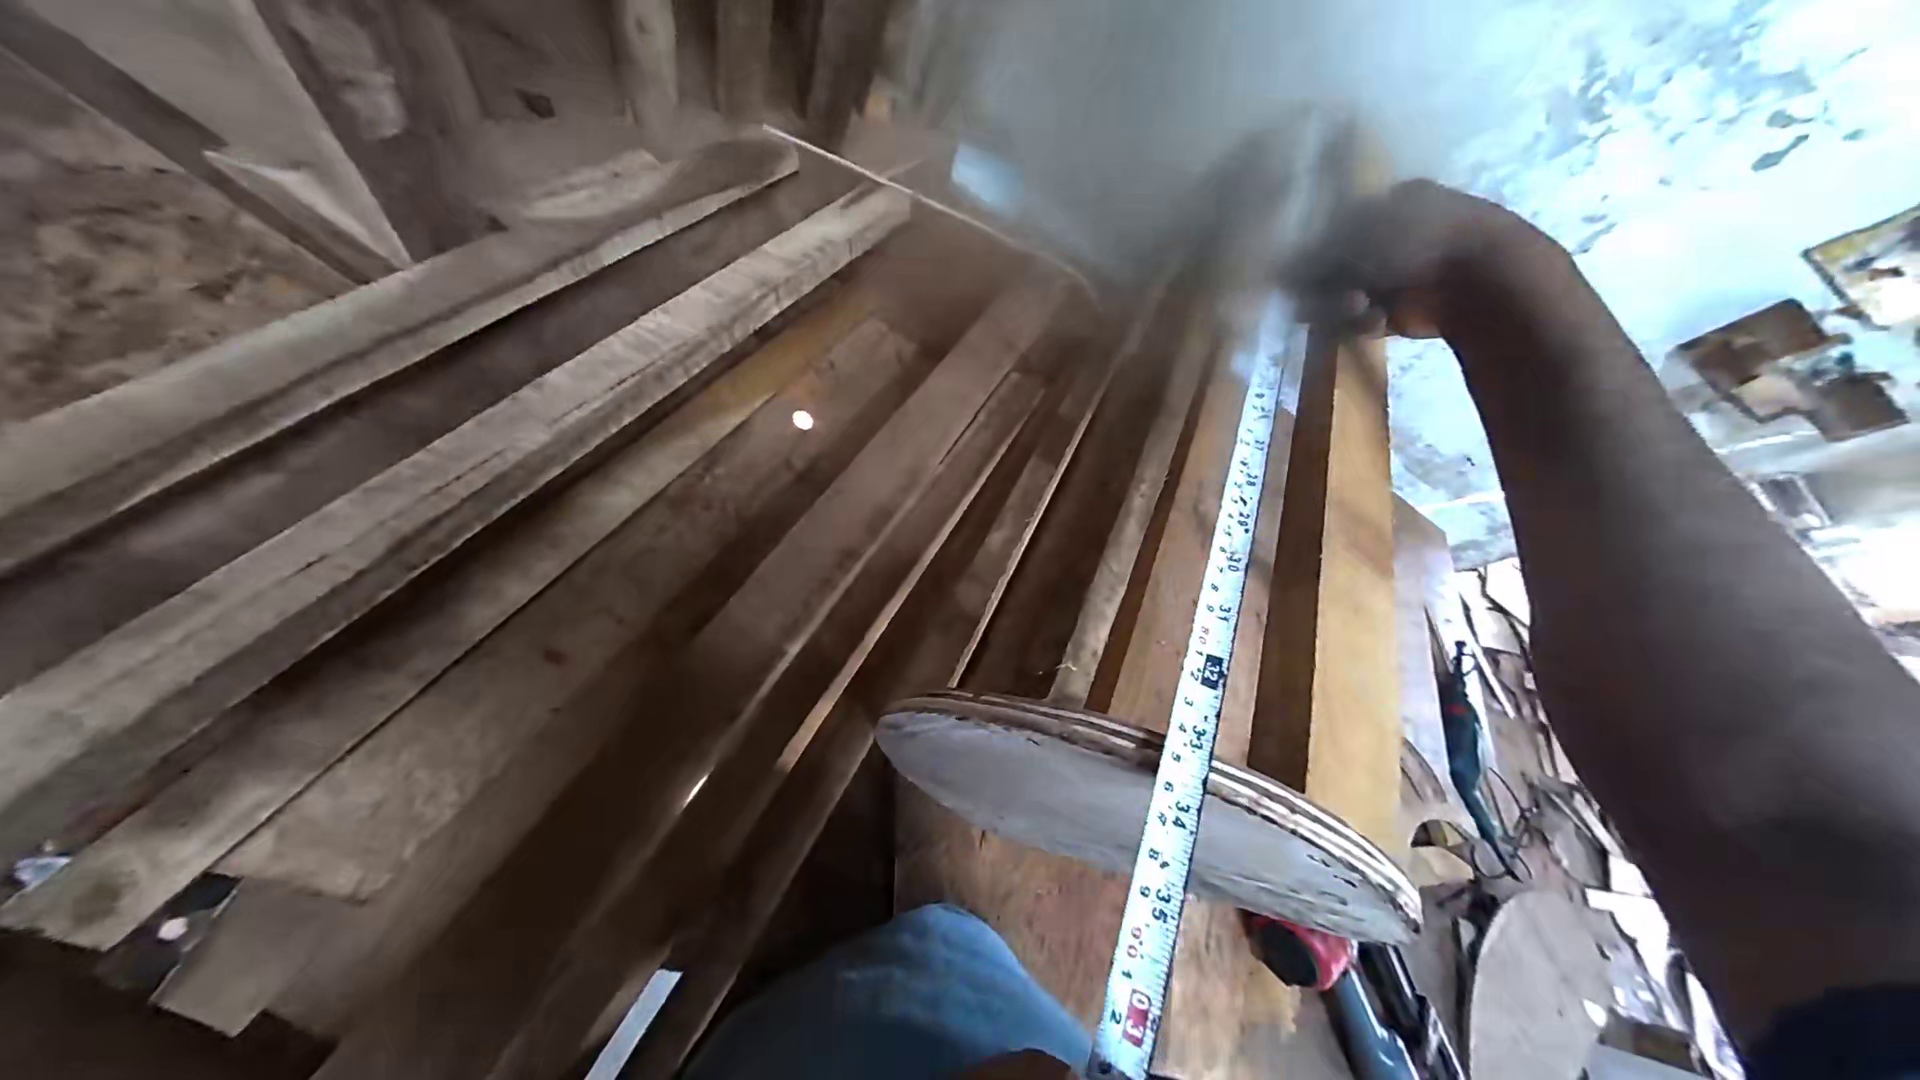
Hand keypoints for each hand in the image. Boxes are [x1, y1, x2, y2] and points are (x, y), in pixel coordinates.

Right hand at [1286, 180, 1559, 339]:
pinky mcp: (1408, 308)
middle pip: (1339, 265)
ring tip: (1354, 308)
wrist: (1481, 278)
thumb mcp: (1354, 239)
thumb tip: (1274, 272)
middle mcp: (1398, 233)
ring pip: (1349, 294)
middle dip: (1325, 284)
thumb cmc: (1414, 241)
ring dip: (1341, 305)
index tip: (1295, 272)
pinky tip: (1372, 320)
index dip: (1311, 251)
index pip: (1335, 226)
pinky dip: (1364, 322)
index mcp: (1392, 201)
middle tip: (1317, 297)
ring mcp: (1404, 272)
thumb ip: (1310, 257)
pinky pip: (1368, 317)